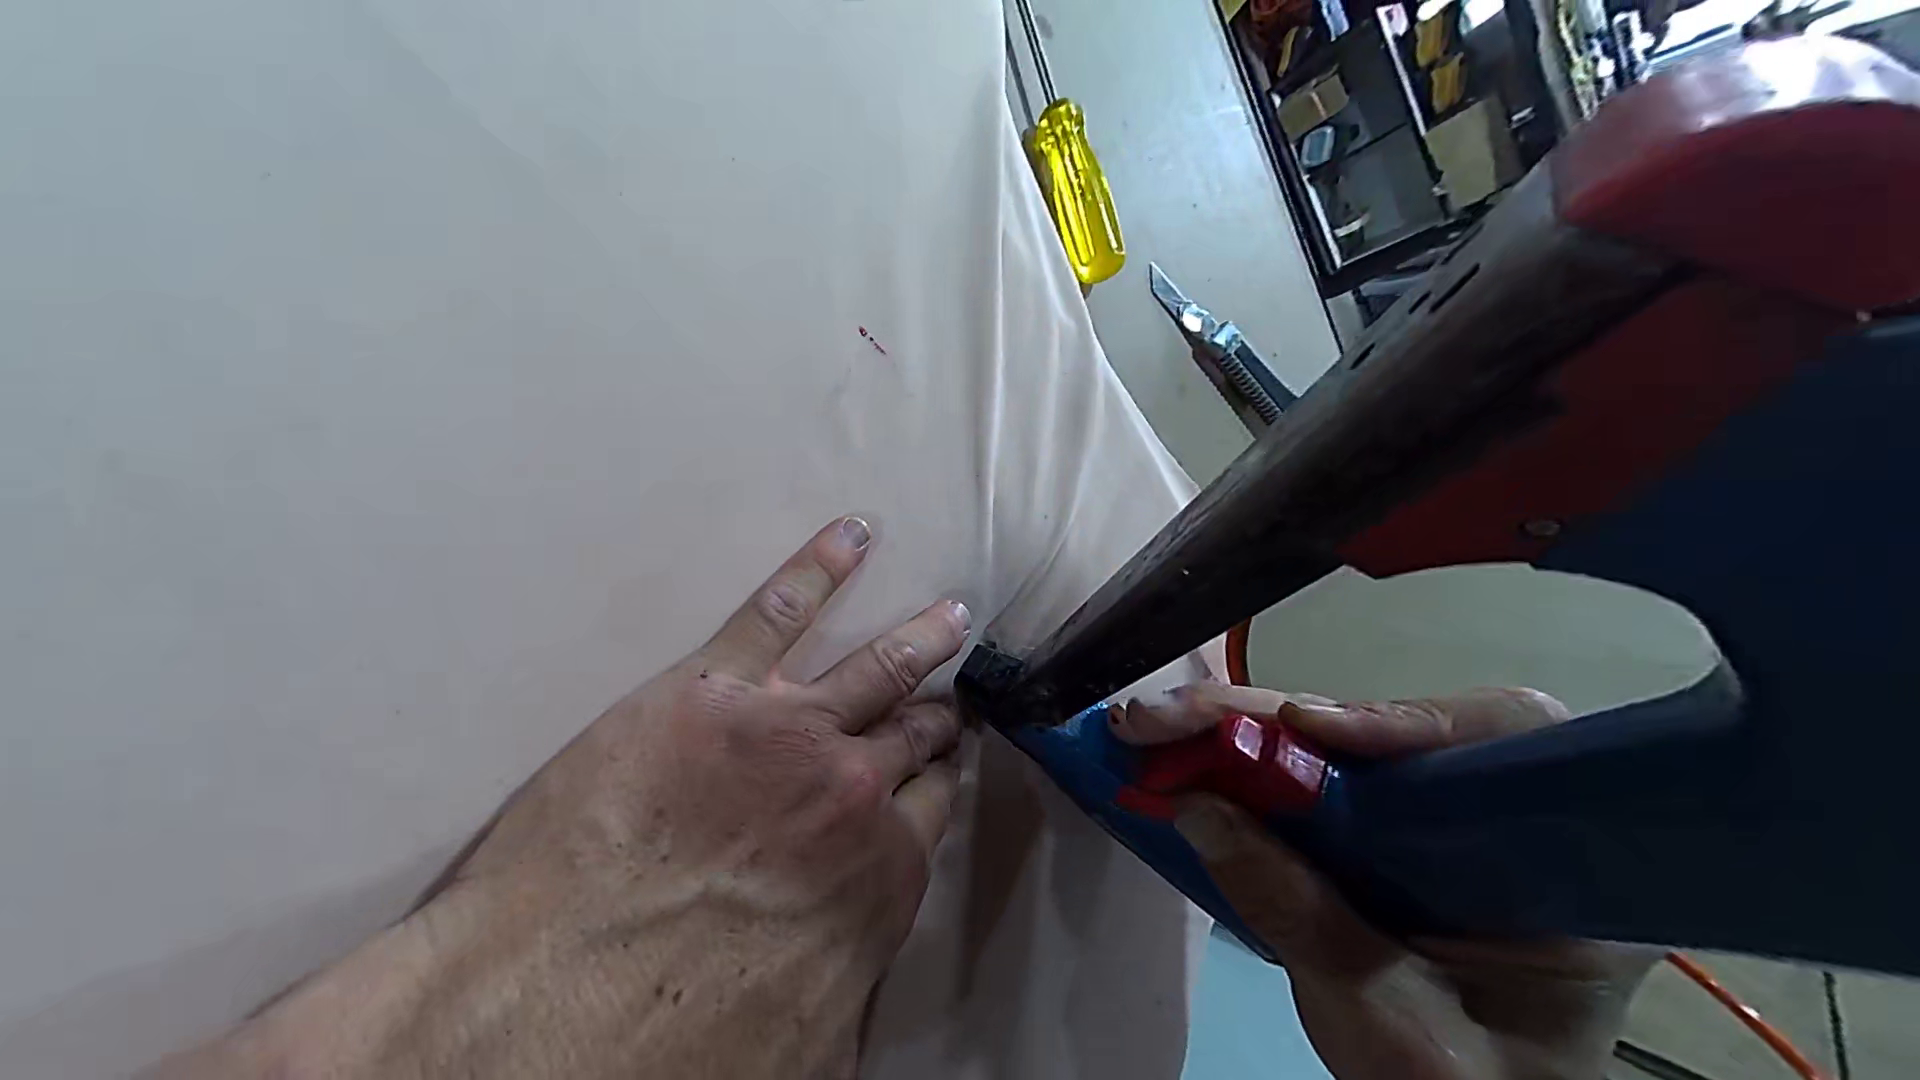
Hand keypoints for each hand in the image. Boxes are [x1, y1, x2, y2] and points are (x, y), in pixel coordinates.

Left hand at [156, 517, 970, 1079]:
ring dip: (920, 636)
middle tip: (953, 692)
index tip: (951, 756)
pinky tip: (853, 534)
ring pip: (878, 666)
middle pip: (915, 731)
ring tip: (950, 612)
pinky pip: (781, 610)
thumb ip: (856, 977)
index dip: (945, 775)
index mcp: (881, 868)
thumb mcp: (808, 1042)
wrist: (543, 1013)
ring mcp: (790, 726)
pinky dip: (823, 567)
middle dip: (939, 710)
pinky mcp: (714, 685)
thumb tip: (867, 955)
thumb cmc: (679, 1048)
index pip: (936, 800)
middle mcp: (854, 785)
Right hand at [1114, 684, 1656, 1079]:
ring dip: (1231, 729)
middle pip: (1372, 726)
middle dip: (1259, 718)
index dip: (1399, 717)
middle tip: (1161, 718)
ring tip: (1149, 727)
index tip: (1303, 727)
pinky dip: (1235, 760)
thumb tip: (1193, 807)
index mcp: (1543, 862)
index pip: (1494, 741)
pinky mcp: (1363, 815)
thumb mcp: (1389, 1028)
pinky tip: (1179, 753)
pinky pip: (1299, 771)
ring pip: (1324, 742)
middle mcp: (1478, 811)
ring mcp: (1413, 808)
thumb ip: (1301, 920)